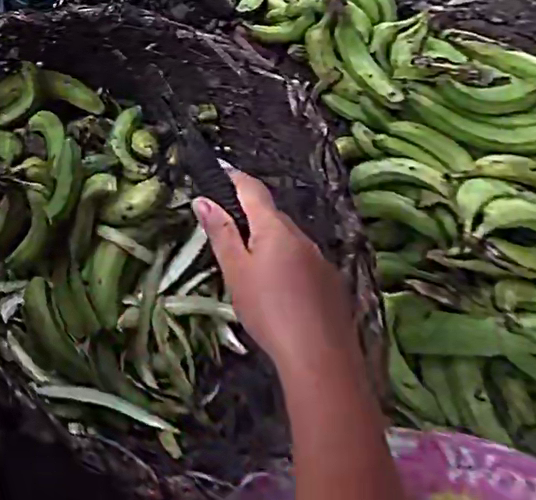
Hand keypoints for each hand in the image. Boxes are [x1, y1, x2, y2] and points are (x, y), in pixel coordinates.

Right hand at [193, 168, 359, 371]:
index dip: (233, 177)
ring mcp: (321, 261)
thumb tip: (203, 199)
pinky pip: (303, 261)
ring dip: (268, 241)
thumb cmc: (268, 311)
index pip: (252, 188)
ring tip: (249, 265)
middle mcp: (301, 236)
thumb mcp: (235, 271)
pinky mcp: (333, 285)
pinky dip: (286, 263)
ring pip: (288, 240)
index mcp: (274, 228)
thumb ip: (220, 232)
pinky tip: (279, 290)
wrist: (323, 362)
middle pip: (270, 214)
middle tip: (224, 230)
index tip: (217, 172)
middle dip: (248, 215)